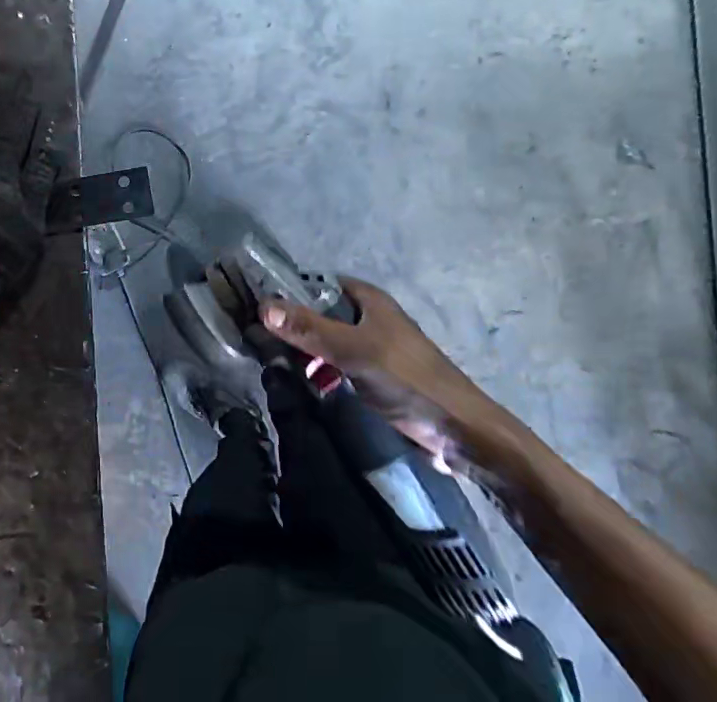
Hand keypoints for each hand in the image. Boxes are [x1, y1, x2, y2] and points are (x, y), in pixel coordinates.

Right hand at [260, 278, 494, 457]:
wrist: (461, 434)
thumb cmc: (409, 381)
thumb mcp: (354, 351)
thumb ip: (309, 328)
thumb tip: (262, 307)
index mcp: (369, 300)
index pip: (316, 282)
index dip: (287, 289)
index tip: (255, 303)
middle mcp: (369, 318)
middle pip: (317, 312)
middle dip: (289, 322)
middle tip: (256, 334)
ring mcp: (371, 347)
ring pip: (322, 339)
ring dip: (299, 348)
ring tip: (270, 359)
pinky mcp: (371, 374)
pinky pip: (332, 363)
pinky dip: (315, 368)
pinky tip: (300, 380)